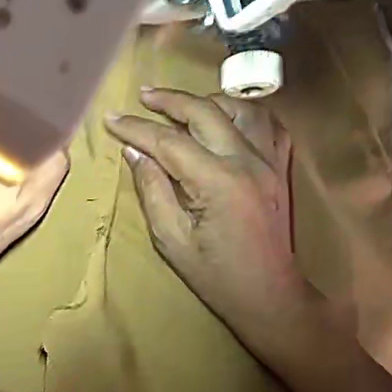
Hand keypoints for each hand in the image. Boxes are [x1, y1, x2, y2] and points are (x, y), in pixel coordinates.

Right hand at [104, 89, 331, 368]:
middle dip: (169, 100)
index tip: (111, 118)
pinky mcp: (281, 167)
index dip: (136, 128)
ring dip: (208, 102)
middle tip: (143, 96)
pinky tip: (223, 119)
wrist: (271, 295)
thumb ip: (152, 190)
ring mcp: (270, 161)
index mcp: (217, 182)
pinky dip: (242, 113)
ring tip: (182, 107)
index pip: (168, 141)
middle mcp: (248, 161)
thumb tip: (135, 153)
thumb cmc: (215, 274)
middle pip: (205, 112)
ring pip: (241, 108)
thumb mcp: (170, 238)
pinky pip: (267, 124)